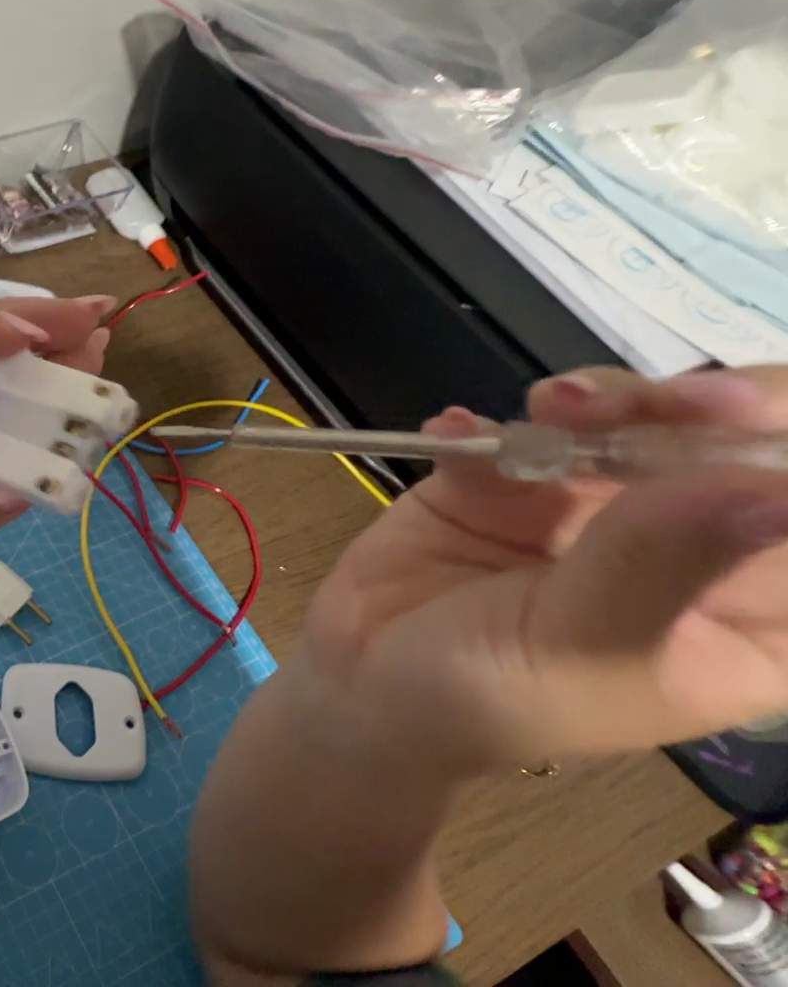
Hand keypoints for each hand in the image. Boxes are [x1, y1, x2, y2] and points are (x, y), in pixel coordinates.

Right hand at [296, 367, 787, 772]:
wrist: (354, 688)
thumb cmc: (480, 700)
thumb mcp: (576, 653)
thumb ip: (655, 568)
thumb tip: (774, 493)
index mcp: (749, 612)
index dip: (784, 457)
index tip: (735, 421)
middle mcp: (678, 544)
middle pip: (733, 444)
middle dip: (701, 405)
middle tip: (654, 402)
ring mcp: (581, 507)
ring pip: (626, 419)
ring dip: (596, 399)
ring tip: (549, 407)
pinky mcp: (494, 485)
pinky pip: (507, 430)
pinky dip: (481, 424)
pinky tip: (452, 436)